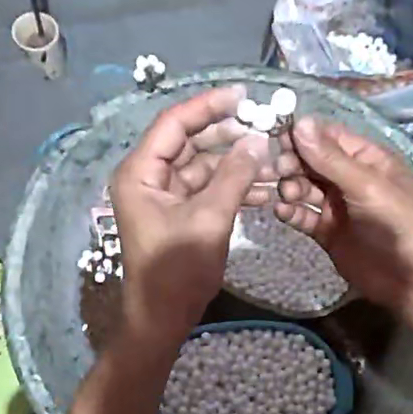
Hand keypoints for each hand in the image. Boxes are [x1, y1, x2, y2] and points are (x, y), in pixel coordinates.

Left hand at [111, 87, 272, 343]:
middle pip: (189, 143)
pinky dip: (230, 188)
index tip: (243, 96)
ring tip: (272, 163)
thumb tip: (257, 140)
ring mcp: (162, 197)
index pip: (174, 124)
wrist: (163, 317)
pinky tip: (262, 190)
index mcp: (140, 172)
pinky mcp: (178, 214)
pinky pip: (205, 190)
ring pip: (202, 167)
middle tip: (264, 129)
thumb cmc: (177, 270)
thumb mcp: (209, 219)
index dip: (208, 106)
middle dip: (227, 137)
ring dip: (235, 165)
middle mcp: (148, 178)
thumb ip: (234, 176)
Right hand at [278, 117, 412, 312]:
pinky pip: (304, 216)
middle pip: (312, 162)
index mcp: (368, 159)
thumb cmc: (397, 224)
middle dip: (292, 163)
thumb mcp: (366, 186)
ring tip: (286, 195)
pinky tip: (282, 213)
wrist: (409, 280)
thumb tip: (298, 123)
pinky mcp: (328, 232)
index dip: (303, 135)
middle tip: (277, 171)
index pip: (329, 137)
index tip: (276, 138)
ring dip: (291, 188)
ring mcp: (338, 206)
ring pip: (305, 188)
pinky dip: (292, 213)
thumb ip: (330, 158)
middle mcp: (351, 178)